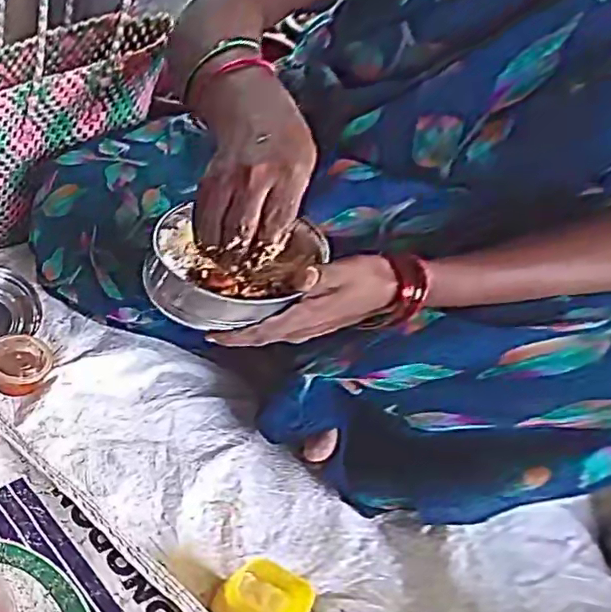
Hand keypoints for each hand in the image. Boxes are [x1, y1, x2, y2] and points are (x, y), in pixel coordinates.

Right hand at [193, 67, 315, 251]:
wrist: (250, 109)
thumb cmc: (284, 136)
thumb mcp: (303, 163)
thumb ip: (289, 200)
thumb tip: (272, 238)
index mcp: (290, 174)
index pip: (275, 226)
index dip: (266, 249)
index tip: (261, 260)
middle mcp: (257, 180)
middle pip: (242, 234)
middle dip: (239, 256)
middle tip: (238, 267)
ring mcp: (228, 183)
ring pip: (217, 233)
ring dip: (218, 251)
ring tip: (222, 259)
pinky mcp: (206, 186)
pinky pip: (202, 222)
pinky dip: (205, 236)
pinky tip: (210, 241)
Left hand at [210, 255, 397, 346]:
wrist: (400, 287)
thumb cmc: (370, 277)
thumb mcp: (340, 272)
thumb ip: (314, 277)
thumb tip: (297, 278)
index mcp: (301, 319)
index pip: (257, 333)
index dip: (232, 337)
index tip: (210, 335)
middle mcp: (300, 331)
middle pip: (257, 339)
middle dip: (233, 338)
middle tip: (211, 332)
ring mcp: (307, 331)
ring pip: (268, 337)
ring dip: (246, 335)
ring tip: (226, 326)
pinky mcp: (314, 326)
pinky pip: (279, 332)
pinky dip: (262, 329)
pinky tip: (255, 320)